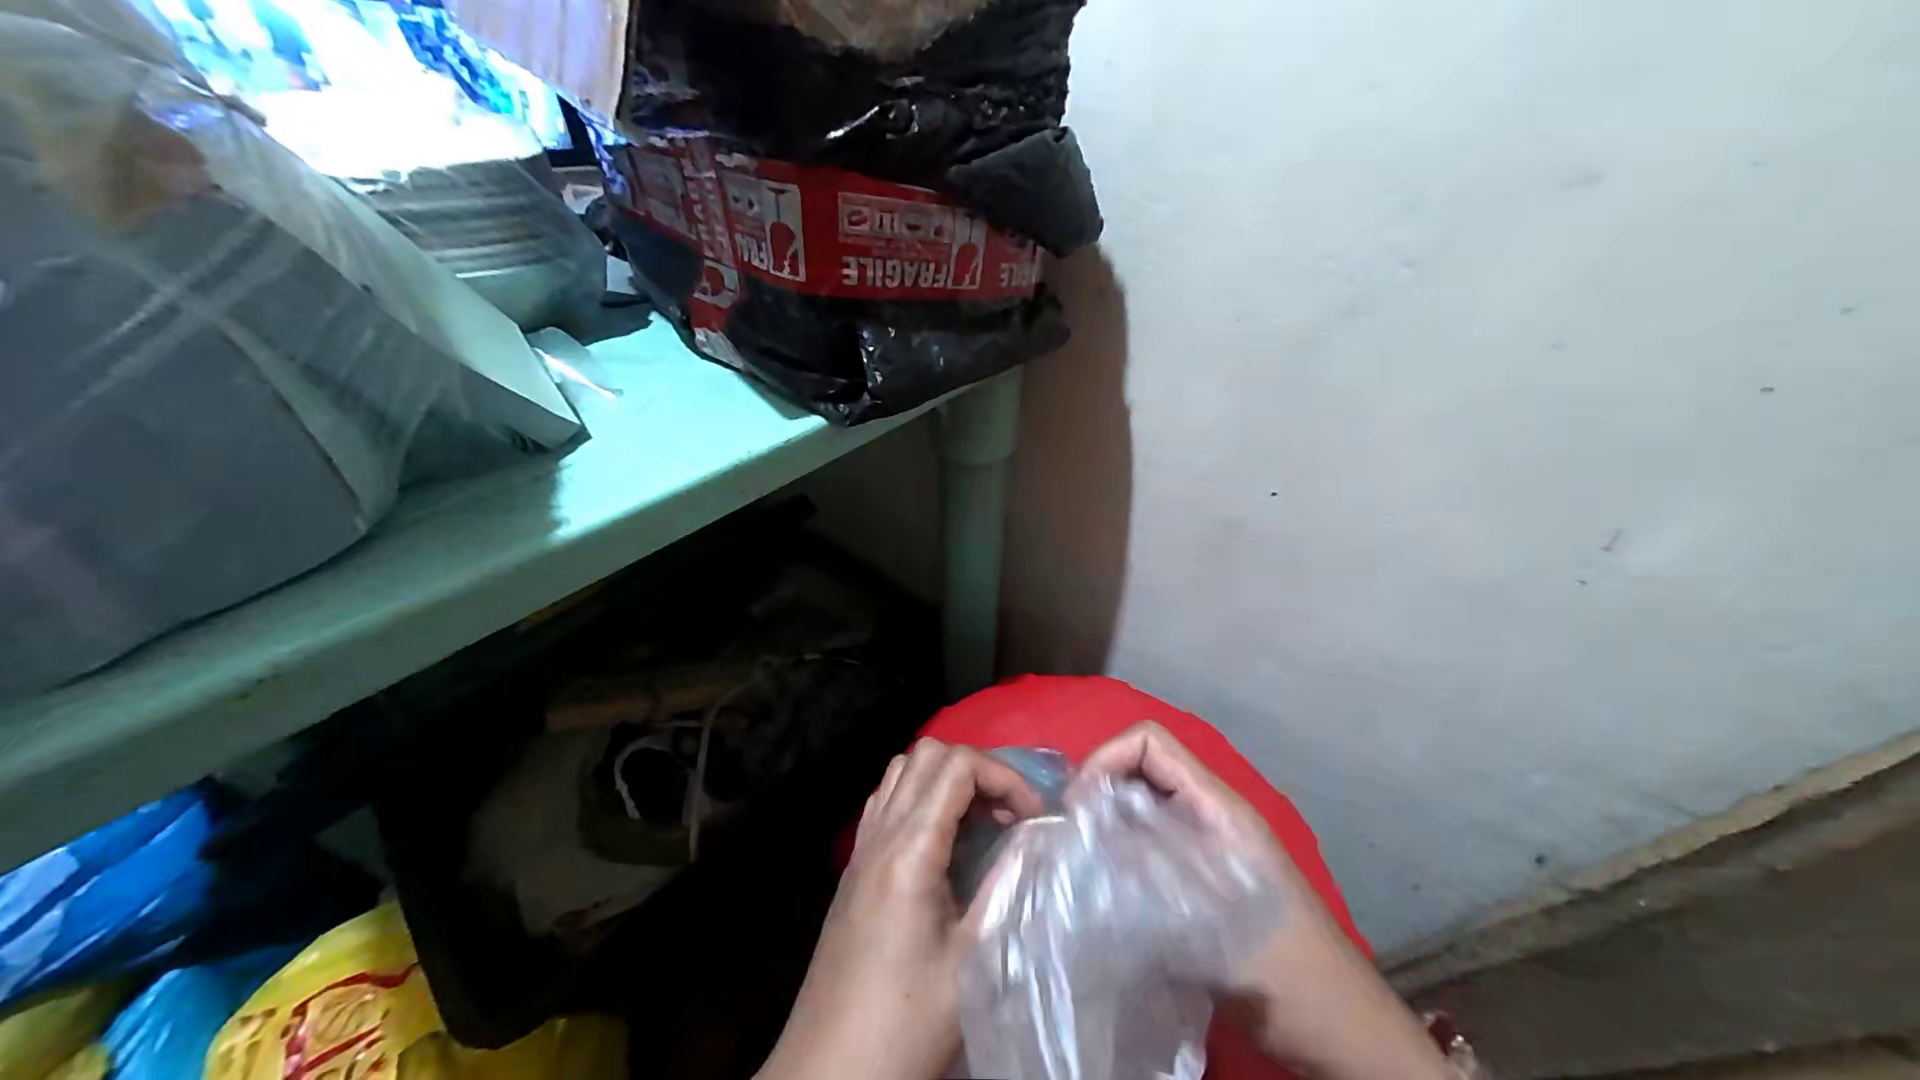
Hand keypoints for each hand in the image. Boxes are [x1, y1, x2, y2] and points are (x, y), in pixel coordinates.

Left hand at [759, 739, 1043, 1079]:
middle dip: (979, 770)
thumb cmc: (906, 1021)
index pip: (957, 766)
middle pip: (929, 755)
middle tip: (1009, 817)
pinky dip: (922, 797)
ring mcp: (861, 846)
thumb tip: (1039, 838)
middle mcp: (879, 833)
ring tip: (981, 823)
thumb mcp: (971, 960)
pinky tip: (943, 840)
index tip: (1034, 820)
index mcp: (908, 850)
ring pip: (904, 771)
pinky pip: (887, 800)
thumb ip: (1006, 886)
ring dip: (948, 780)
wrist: (830, 1070)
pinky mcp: (855, 866)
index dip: (1005, 778)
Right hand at [1077, 723, 1451, 1079]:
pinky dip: (1119, 852)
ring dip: (1105, 824)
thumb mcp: (1205, 916)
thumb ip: (1141, 867)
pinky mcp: (1200, 875)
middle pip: (1140, 770)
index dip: (1105, 759)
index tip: (1076, 807)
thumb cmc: (1281, 967)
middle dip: (1097, 791)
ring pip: (1141, 807)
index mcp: (1216, 806)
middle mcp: (1208, 813)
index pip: (1149, 742)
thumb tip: (1078, 833)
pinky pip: (1149, 842)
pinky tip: (1103, 886)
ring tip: (1077, 860)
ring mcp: (1206, 844)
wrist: (1338, 1027)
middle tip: (1068, 836)